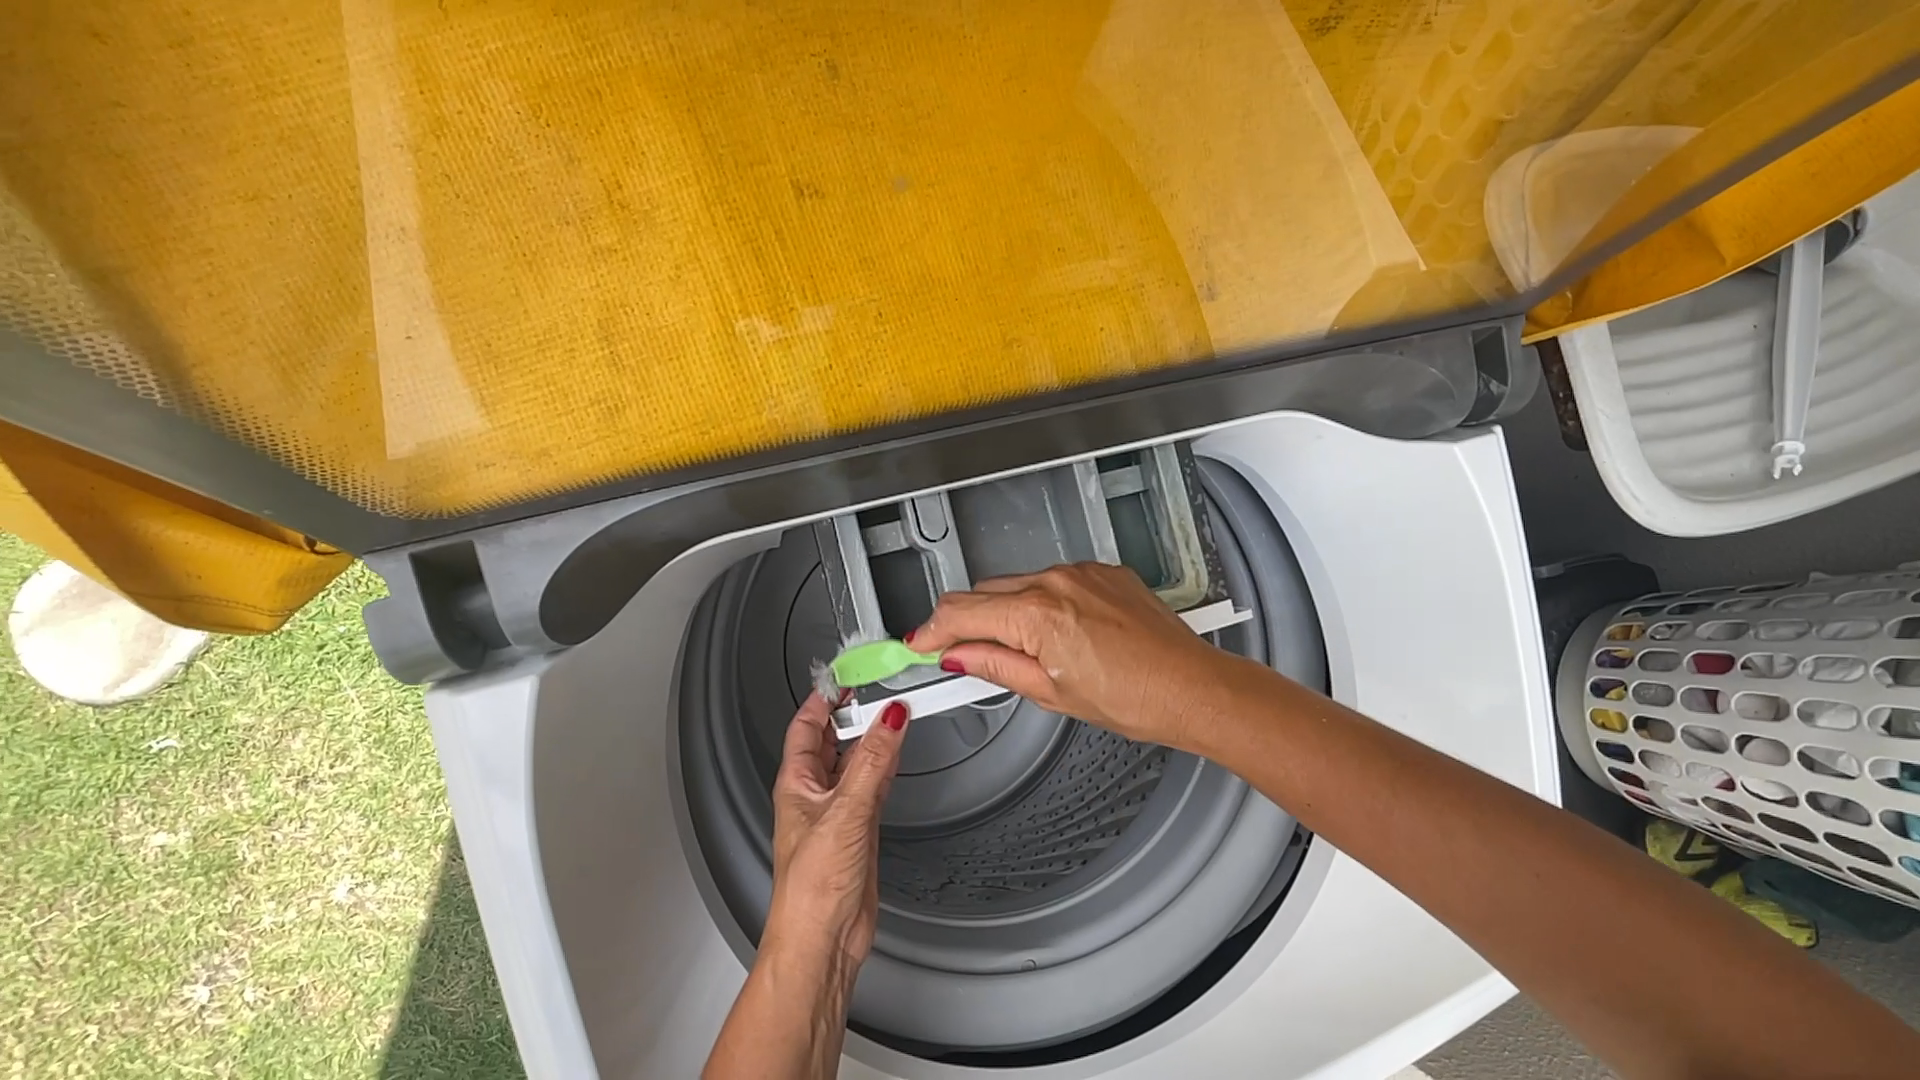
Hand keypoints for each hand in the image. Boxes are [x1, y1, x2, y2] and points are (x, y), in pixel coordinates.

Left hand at [760, 691, 910, 987]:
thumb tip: (890, 718)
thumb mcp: (846, 813)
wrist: (823, 939)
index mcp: (796, 784)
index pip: (807, 726)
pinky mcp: (859, 830)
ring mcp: (837, 812)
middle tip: (874, 687)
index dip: (823, 698)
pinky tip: (897, 754)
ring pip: (855, 761)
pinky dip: (886, 766)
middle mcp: (814, 794)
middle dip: (851, 713)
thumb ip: (872, 762)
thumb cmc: (809, 890)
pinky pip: (872, 785)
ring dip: (872, 738)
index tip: (845, 675)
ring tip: (891, 712)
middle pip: (832, 740)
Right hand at [909, 562, 1231, 746]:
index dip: (932, 631)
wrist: (1191, 687)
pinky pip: (1054, 580)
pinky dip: (1042, 602)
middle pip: (984, 593)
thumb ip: (994, 666)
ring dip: (1005, 611)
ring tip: (1024, 651)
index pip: (961, 613)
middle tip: (963, 656)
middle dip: (966, 622)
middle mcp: (1056, 581)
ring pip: (1017, 584)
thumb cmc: (1134, 698)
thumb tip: (957, 657)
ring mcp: (1082, 572)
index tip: (920, 644)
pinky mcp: (1102, 572)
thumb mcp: (1050, 692)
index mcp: (1037, 615)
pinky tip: (1058, 633)